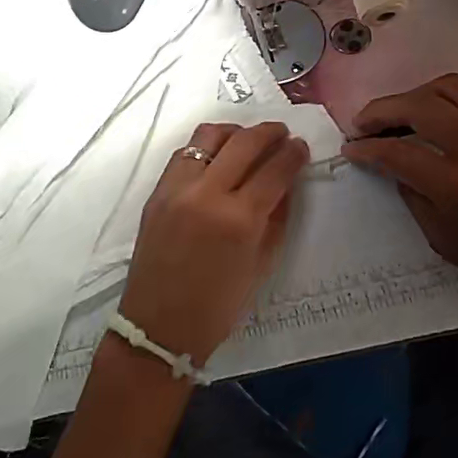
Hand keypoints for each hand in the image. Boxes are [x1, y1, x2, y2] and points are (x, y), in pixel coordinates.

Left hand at [117, 122, 307, 363]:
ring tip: (247, 141)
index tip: (301, 147)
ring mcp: (176, 189)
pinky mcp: (156, 193)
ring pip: (208, 136)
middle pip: (244, 142)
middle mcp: (207, 194)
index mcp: (239, 220)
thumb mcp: (261, 265)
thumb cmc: (218, 306)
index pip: (275, 169)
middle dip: (269, 132)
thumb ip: (277, 218)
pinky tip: (217, 159)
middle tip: (282, 133)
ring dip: (235, 132)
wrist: (160, 325)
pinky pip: (184, 154)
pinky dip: (206, 148)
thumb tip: (287, 183)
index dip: (293, 153)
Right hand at [340, 74, 457, 324]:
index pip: (401, 152)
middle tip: (363, 124)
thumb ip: (417, 198)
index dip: (368, 148)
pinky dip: (447, 99)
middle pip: (422, 106)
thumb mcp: (448, 243)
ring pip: (450, 88)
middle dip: (383, 110)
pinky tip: (436, 118)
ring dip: (415, 95)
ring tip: (397, 114)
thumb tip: (396, 167)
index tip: (350, 148)